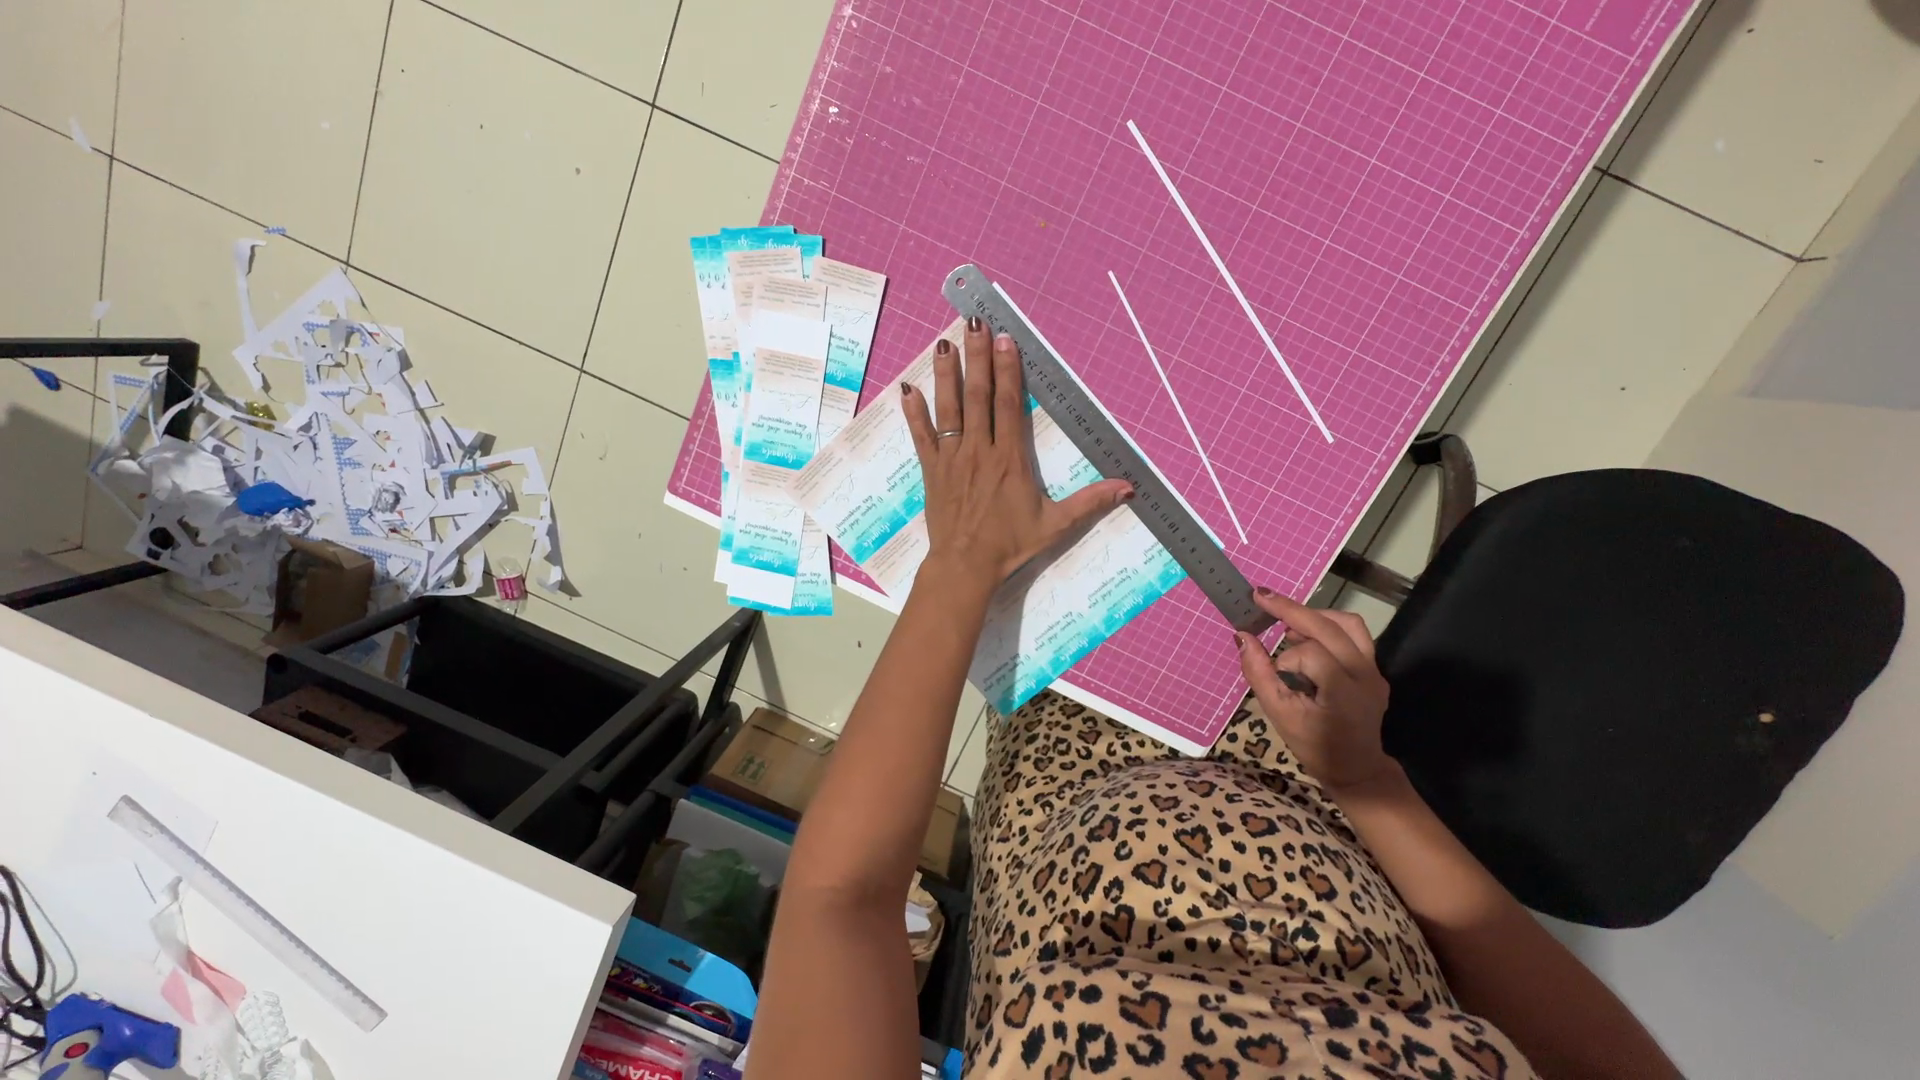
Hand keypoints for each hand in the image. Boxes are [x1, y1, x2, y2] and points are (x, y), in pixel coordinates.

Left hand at [902, 318, 1132, 588]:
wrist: (966, 566)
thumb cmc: (1010, 545)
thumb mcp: (1055, 525)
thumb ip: (1090, 503)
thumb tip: (1128, 488)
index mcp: (1010, 458)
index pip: (1008, 404)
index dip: (1007, 370)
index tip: (1005, 340)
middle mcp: (980, 451)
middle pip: (978, 396)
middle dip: (976, 358)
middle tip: (973, 324)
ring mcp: (952, 459)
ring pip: (948, 409)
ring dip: (945, 375)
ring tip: (942, 343)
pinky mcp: (932, 471)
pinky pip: (921, 437)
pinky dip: (914, 414)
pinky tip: (907, 389)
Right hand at [1235, 589, 1395, 792]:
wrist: (1356, 769)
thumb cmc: (1314, 746)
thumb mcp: (1279, 714)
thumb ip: (1259, 673)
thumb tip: (1242, 637)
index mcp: (1343, 689)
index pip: (1310, 653)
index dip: (1286, 659)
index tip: (1275, 674)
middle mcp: (1364, 673)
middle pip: (1330, 627)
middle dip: (1293, 609)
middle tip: (1261, 596)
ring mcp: (1374, 670)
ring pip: (1349, 623)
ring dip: (1316, 616)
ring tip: (1288, 621)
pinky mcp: (1374, 670)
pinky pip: (1354, 636)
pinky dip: (1329, 628)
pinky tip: (1307, 637)